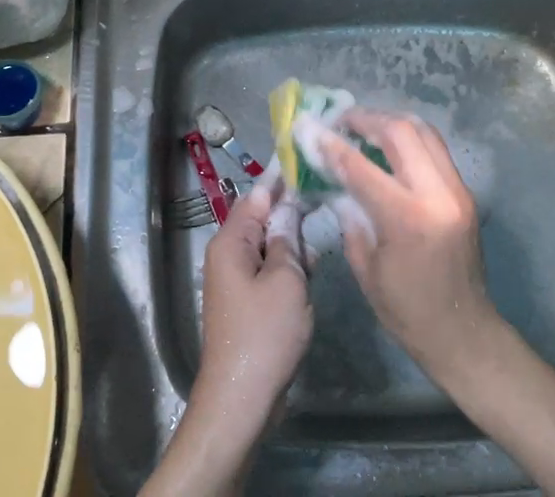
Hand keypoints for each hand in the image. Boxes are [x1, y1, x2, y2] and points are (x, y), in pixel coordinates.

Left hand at [193, 182, 311, 429]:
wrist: (242, 396)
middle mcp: (228, 254)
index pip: (256, 196)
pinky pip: (270, 271)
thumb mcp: (286, 280)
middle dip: (292, 211)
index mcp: (230, 242)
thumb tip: (287, 209)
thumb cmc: (265, 333)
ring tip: (324, 233)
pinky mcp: (248, 302)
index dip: (281, 179)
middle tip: (327, 196)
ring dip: (294, 243)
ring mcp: (237, 280)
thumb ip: (288, 240)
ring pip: (269, 246)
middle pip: (263, 219)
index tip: (306, 159)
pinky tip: (313, 268)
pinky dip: (290, 267)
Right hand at [324, 109, 498, 374]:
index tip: (309, 130)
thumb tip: (335, 181)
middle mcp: (438, 194)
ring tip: (362, 128)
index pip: (362, 166)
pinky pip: (434, 150)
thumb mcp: (365, 266)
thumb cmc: (406, 310)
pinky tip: (386, 149)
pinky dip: (408, 140)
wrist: (464, 332)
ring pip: (424, 132)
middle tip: (339, 121)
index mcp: (408, 219)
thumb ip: (350, 216)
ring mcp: (457, 190)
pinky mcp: (464, 193)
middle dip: (366, 119)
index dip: (331, 145)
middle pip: (401, 131)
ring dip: (390, 123)